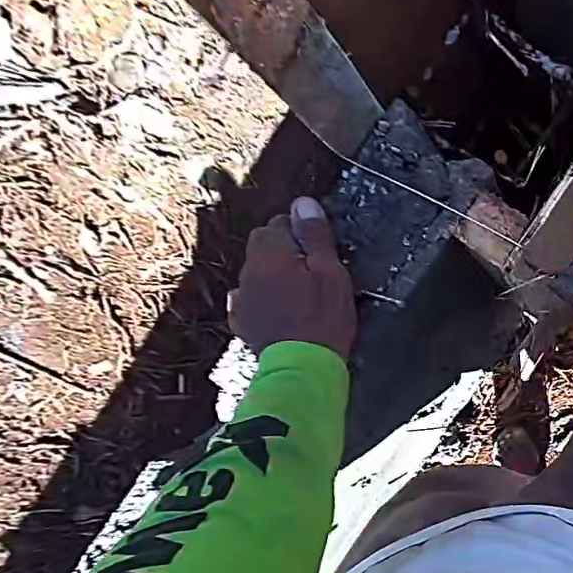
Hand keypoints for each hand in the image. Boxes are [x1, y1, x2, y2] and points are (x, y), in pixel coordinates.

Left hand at [228, 197, 355, 358]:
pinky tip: (277, 311)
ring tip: (297, 295)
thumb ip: (315, 236)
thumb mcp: (331, 274)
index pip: (280, 222)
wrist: (303, 369)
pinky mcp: (240, 321)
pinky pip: (248, 299)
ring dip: (271, 274)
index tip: (319, 252)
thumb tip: (303, 203)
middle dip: (283, 249)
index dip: (302, 233)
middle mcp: (249, 270)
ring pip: (255, 271)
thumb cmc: (323, 319)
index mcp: (271, 253)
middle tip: (310, 271)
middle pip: (262, 244)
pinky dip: (261, 299)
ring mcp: (241, 297)